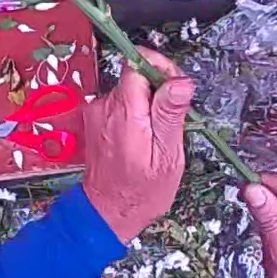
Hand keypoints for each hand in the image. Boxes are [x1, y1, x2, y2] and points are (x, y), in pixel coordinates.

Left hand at [81, 47, 193, 242]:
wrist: (108, 213)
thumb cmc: (141, 191)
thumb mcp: (167, 155)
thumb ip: (171, 114)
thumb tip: (180, 81)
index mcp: (125, 113)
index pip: (139, 64)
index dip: (161, 69)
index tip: (177, 87)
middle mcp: (105, 107)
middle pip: (137, 76)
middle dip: (159, 91)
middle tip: (171, 121)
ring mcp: (97, 112)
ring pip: (131, 90)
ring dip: (148, 105)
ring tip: (156, 135)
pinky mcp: (96, 119)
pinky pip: (123, 104)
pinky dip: (136, 114)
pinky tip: (142, 138)